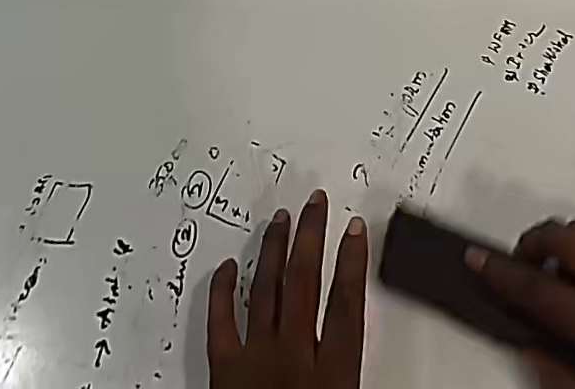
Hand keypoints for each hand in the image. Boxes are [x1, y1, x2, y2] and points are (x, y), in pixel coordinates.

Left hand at [208, 190, 368, 388]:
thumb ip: (348, 375)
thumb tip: (354, 343)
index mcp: (331, 377)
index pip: (346, 303)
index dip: (352, 260)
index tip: (354, 229)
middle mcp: (291, 359)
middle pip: (303, 280)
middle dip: (311, 234)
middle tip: (315, 203)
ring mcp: (254, 359)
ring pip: (266, 289)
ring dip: (275, 249)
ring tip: (281, 219)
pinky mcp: (223, 371)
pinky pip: (220, 321)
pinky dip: (222, 290)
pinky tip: (227, 266)